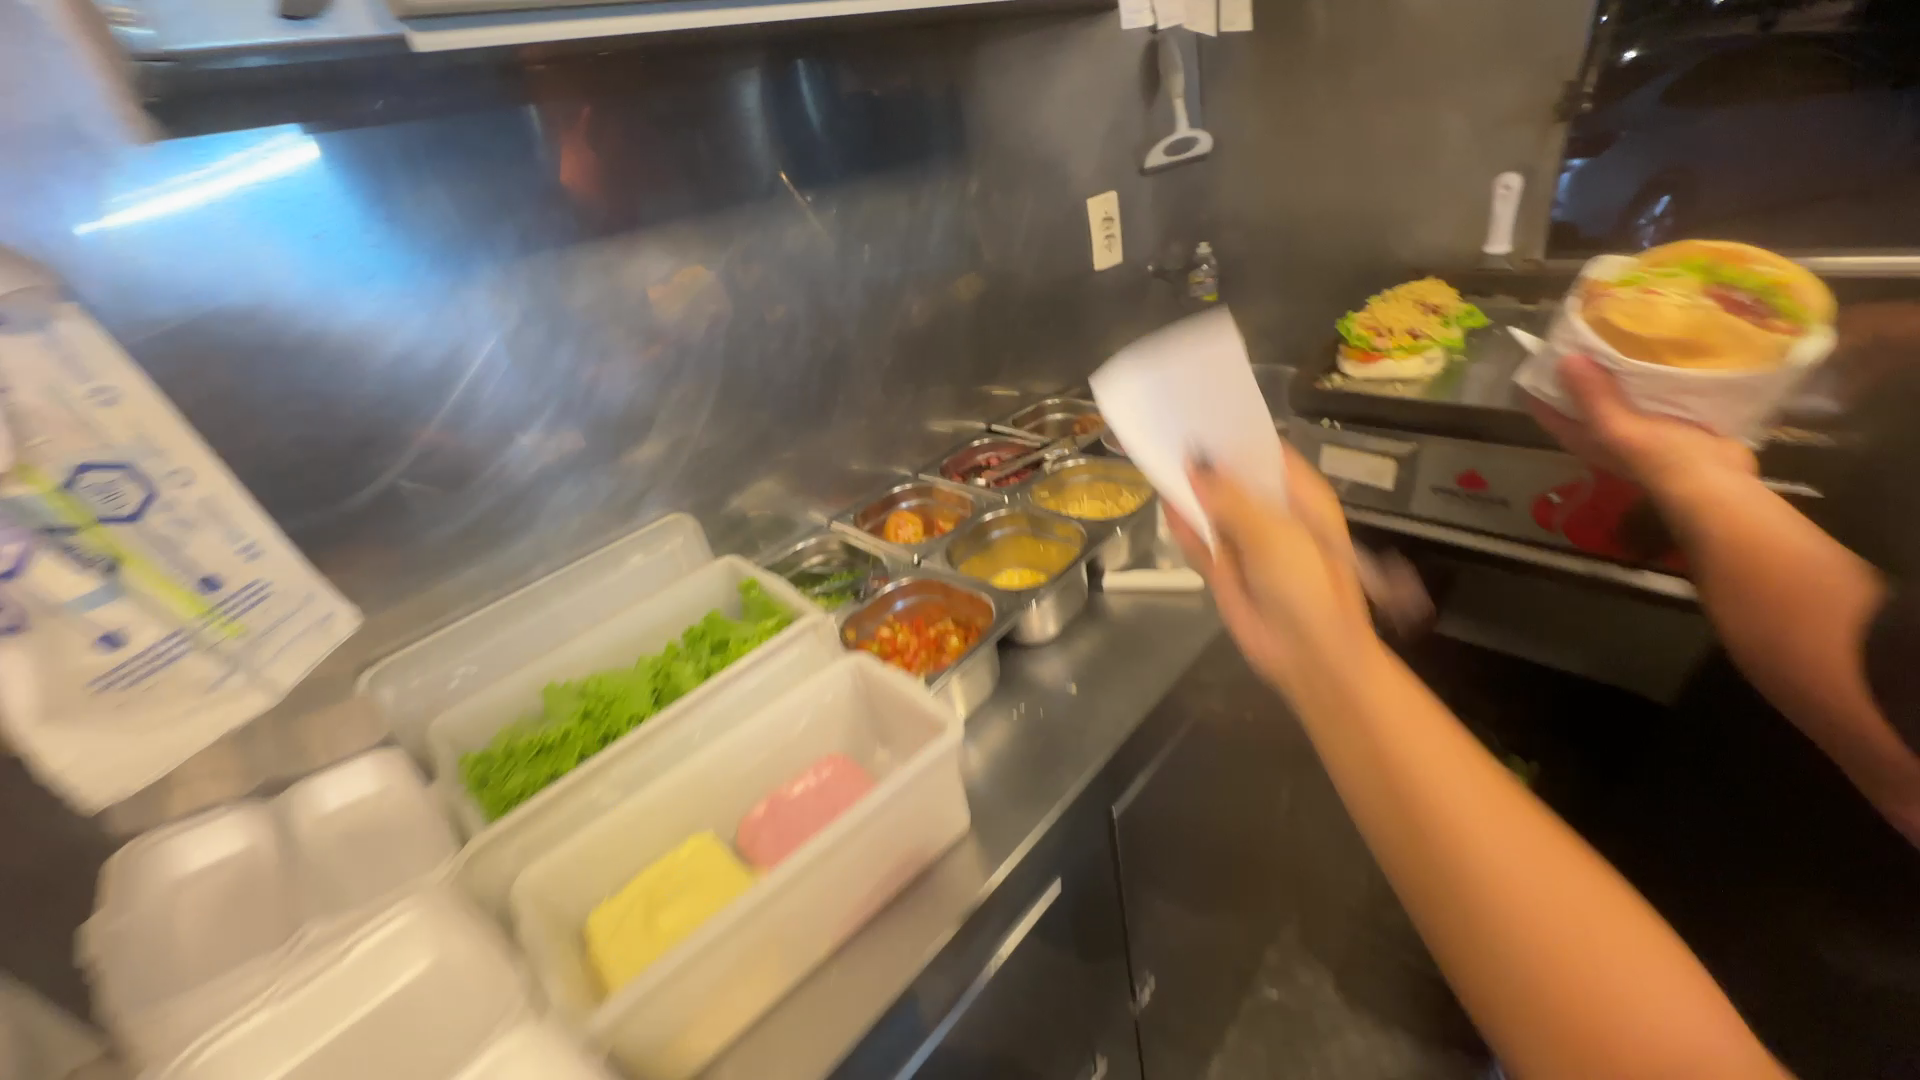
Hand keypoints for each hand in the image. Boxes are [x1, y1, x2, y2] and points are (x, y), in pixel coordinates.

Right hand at [1165, 444, 1379, 698]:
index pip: (1263, 452)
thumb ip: (1229, 497)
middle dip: (1204, 463)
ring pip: (1211, 509)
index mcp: (1299, 497)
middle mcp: (1272, 514)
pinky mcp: (1224, 570)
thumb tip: (1193, 464)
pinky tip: (1165, 507)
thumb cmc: (1306, 585)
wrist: (1307, 653)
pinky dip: (1183, 528)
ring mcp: (1246, 543)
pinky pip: (1198, 541)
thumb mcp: (1273, 533)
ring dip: (1188, 494)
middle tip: (1166, 434)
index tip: (1196, 414)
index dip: (1232, 435)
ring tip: (1156, 461)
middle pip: (1232, 479)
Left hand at [1527, 355, 1756, 498]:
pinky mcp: (1664, 419)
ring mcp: (1633, 425)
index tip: (1545, 349)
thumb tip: (1565, 360)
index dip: (1539, 381)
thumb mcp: (1616, 425)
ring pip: (1615, 391)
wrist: (1715, 480)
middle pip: (1578, 396)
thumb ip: (1591, 396)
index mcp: (1579, 434)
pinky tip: (1654, 349)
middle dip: (1578, 368)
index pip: (1545, 406)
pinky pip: (1649, 391)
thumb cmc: (1659, 456)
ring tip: (1617, 332)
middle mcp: (1599, 429)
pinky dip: (1647, 373)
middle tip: (1584, 332)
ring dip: (1614, 369)